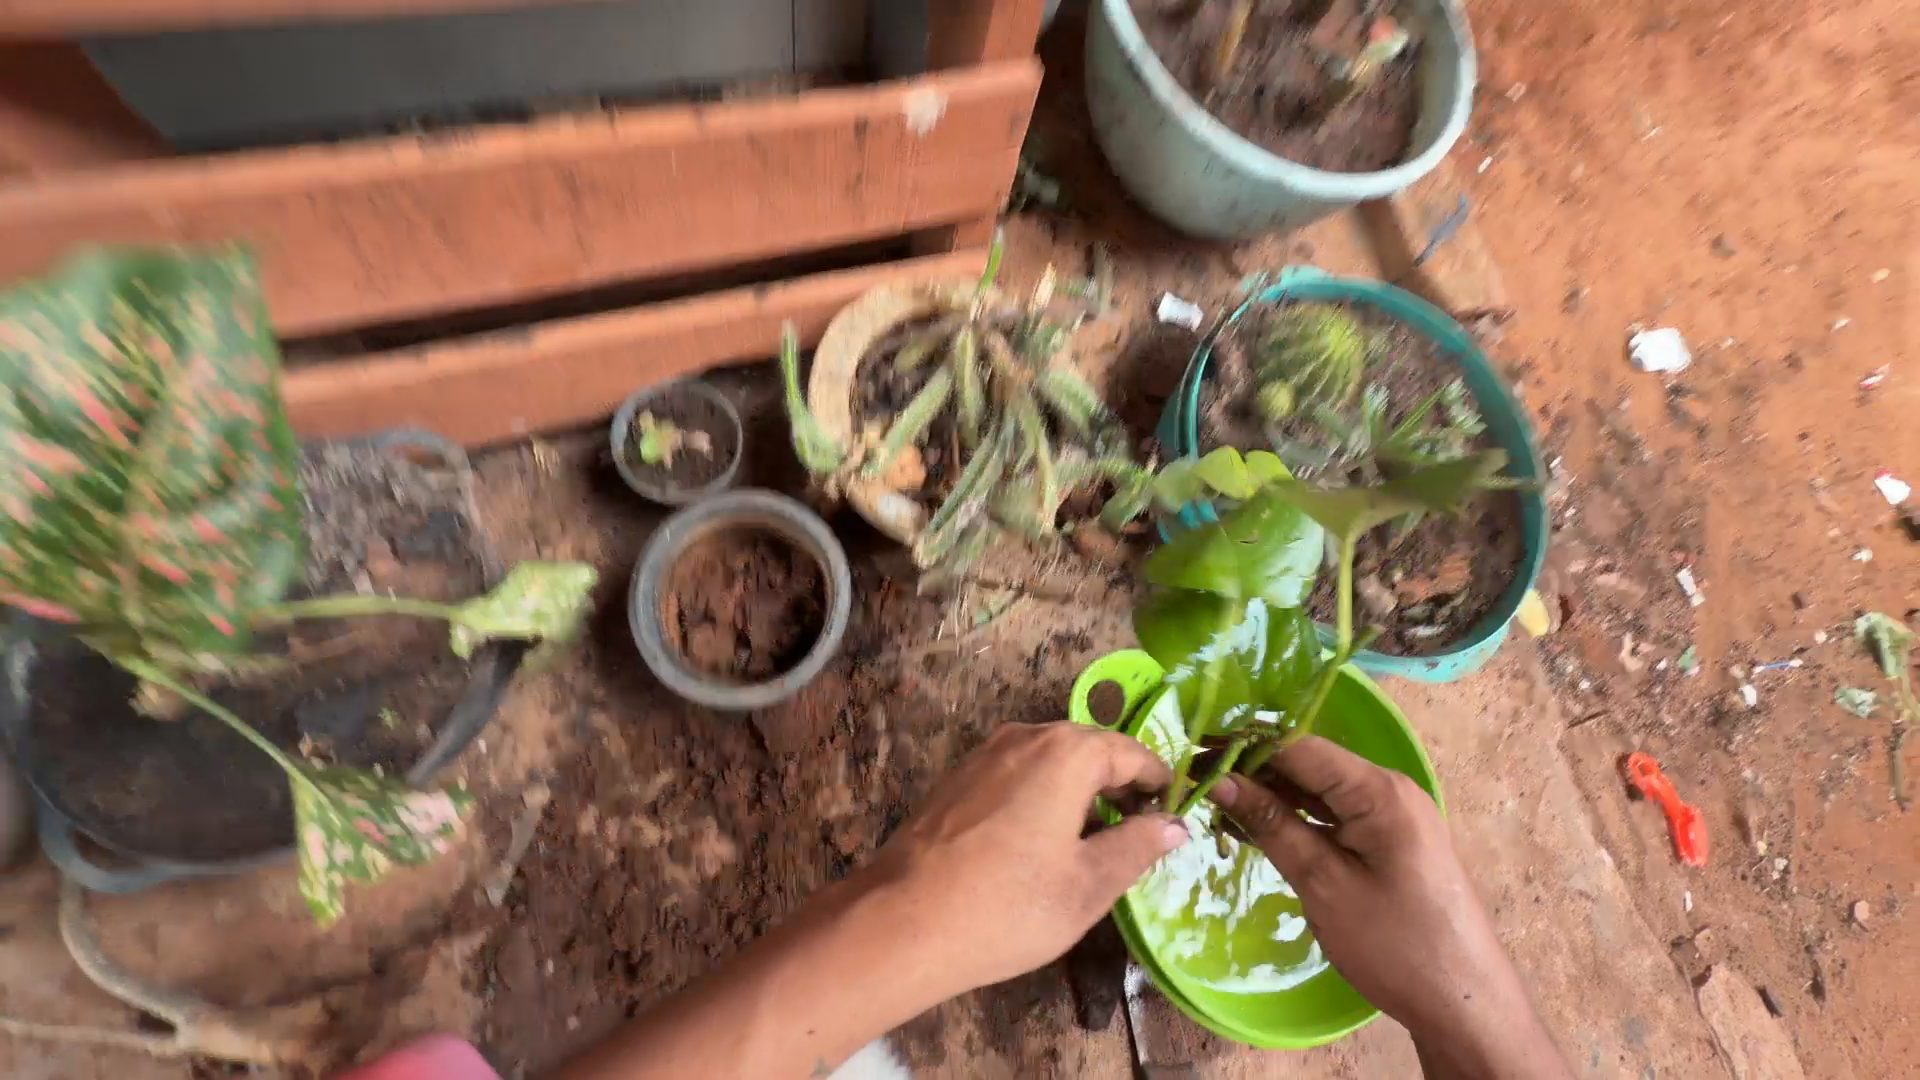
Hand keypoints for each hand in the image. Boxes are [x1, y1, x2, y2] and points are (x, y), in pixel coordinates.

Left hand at [864, 722, 1189, 996]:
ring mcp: (984, 752)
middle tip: (1139, 825)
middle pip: (1087, 747)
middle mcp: (1024, 736)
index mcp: (1065, 752)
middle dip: (1118, 781)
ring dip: (1078, 786)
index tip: (1173, 809)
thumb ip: (1137, 846)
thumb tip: (1175, 824)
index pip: (1128, 751)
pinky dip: (1041, 791)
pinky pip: (1016, 771)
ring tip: (1093, 835)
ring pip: (1049, 758)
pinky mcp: (957, 775)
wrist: (905, 918)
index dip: (1156, 778)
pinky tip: (1040, 836)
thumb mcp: (1089, 883)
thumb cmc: (1010, 903)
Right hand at [1211, 737, 1564, 1076]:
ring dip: (1266, 793)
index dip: (1242, 746)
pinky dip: (1290, 815)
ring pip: (1312, 786)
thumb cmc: (1397, 946)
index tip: (1194, 753)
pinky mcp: (1385, 835)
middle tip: (1196, 781)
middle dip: (1250, 769)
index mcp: (1378, 790)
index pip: (1297, 746)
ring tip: (1213, 802)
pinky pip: (1328, 810)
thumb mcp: (1322, 883)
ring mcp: (1388, 811)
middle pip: (1304, 762)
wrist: (1468, 1010)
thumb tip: (1219, 780)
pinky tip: (1252, 824)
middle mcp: (1385, 787)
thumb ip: (1270, 823)